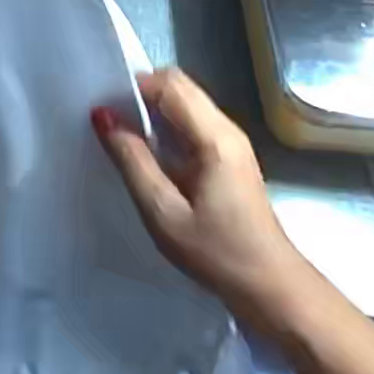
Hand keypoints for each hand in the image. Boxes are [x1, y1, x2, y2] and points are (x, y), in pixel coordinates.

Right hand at [92, 70, 311, 337]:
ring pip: (185, 100)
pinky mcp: (229, 153)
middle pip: (179, 85)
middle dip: (142, 93)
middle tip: (111, 119)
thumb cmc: (217, 253)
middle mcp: (226, 127)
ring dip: (153, 107)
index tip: (105, 106)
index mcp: (214, 137)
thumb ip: (131, 160)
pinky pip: (192, 120)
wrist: (272, 288)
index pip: (170, 85)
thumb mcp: (163, 212)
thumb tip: (102, 115)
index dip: (134, 86)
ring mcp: (231, 139)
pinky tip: (148, 151)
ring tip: (123, 134)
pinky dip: (166, 123)